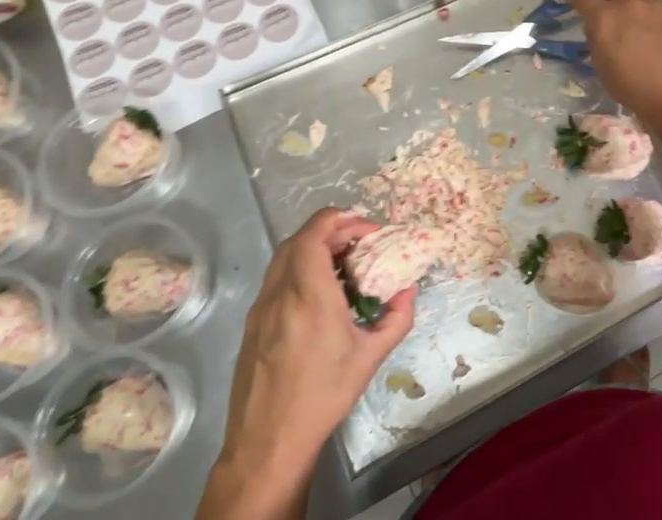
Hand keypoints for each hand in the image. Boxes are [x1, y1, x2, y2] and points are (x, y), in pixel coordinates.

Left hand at [209, 208, 413, 498]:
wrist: (268, 441)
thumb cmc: (324, 396)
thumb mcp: (371, 357)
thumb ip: (397, 317)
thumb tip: (408, 289)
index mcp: (310, 296)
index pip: (315, 234)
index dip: (342, 220)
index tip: (368, 229)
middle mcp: (280, 294)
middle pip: (298, 239)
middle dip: (331, 230)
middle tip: (360, 242)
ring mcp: (260, 308)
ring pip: (284, 258)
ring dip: (314, 249)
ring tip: (344, 265)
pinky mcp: (253, 324)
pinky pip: (277, 280)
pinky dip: (300, 270)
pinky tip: (321, 294)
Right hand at [562, 0, 661, 118]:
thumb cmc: (629, 85)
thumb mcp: (599, 64)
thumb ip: (594, 38)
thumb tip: (595, 26)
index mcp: (603, 18)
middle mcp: (626, 3)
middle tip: (598, 8)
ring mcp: (650, 4)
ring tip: (623, 11)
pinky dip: (640, 4)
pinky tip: (644, 19)